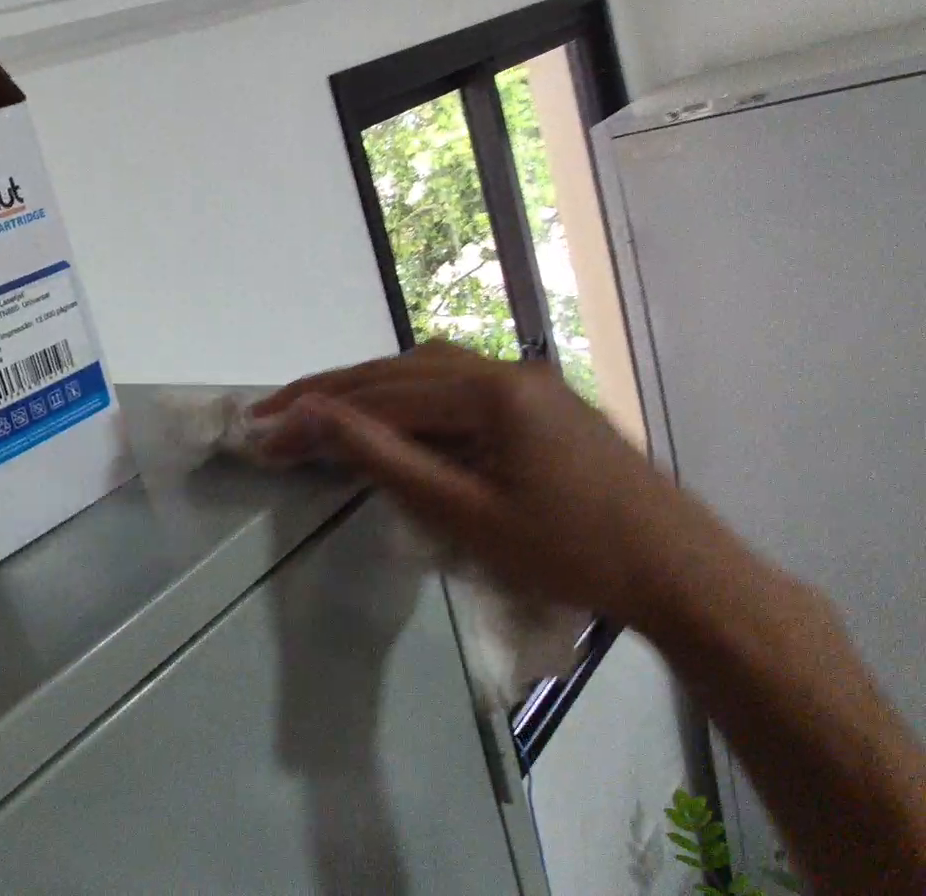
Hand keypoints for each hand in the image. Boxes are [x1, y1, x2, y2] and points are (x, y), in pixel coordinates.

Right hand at [252, 341, 743, 632]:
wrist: (686, 577)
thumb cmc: (568, 553)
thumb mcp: (459, 511)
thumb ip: (379, 455)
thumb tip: (309, 415)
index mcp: (489, 390)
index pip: (375, 395)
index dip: (311, 413)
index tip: (260, 432)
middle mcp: (506, 369)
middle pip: (393, 372)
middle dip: (326, 395)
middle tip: (268, 416)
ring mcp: (527, 381)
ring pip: (421, 371)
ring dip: (363, 390)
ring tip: (315, 412)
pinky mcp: (539, 402)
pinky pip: (453, 385)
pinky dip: (404, 398)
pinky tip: (387, 415)